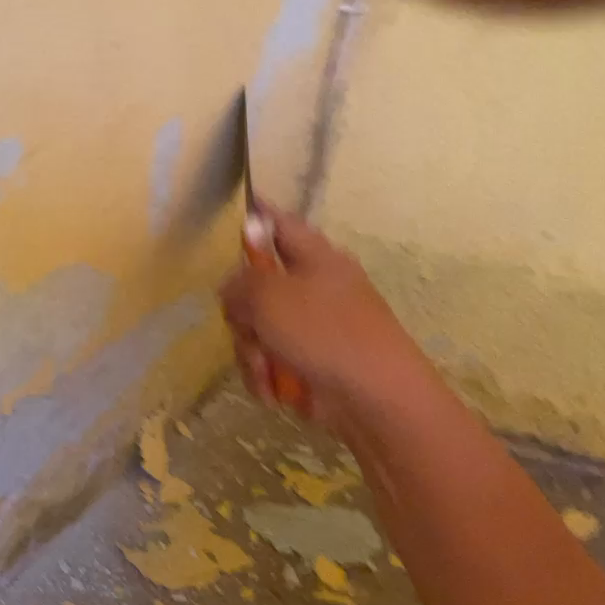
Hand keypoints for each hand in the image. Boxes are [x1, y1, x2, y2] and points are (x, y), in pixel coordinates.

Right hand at [219, 207, 438, 432]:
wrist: (373, 396)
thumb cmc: (326, 333)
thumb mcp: (270, 297)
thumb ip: (240, 282)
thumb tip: (230, 284)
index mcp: (315, 261)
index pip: (280, 226)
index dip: (257, 217)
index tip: (237, 208)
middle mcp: (312, 288)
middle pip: (254, 287)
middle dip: (242, 313)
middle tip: (248, 325)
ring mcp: (309, 325)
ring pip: (254, 327)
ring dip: (251, 350)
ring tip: (266, 368)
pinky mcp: (305, 358)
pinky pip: (266, 357)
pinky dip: (264, 373)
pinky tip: (273, 387)